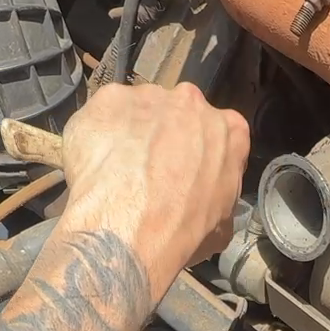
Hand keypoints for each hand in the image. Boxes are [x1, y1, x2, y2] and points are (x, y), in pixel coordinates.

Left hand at [55, 83, 248, 303]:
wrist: (128, 232)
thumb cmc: (182, 234)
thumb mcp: (222, 228)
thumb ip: (220, 195)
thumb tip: (208, 200)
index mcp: (230, 131)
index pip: (221, 137)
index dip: (202, 158)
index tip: (190, 176)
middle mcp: (191, 102)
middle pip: (179, 115)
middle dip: (167, 140)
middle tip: (153, 176)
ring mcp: (148, 96)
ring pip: (141, 112)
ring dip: (134, 137)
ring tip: (121, 176)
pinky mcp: (108, 98)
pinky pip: (106, 115)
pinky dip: (102, 136)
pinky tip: (98, 167)